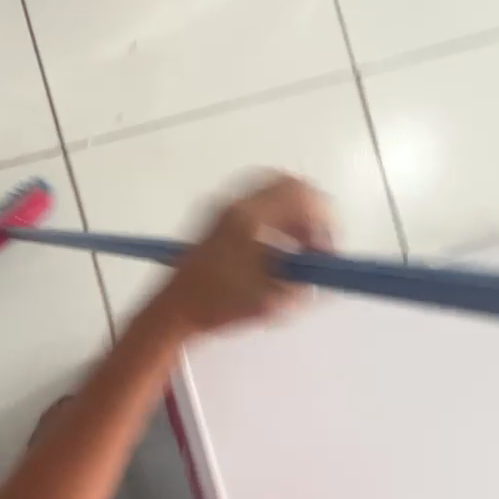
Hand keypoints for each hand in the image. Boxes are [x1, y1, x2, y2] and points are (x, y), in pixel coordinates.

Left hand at [153, 172, 335, 335]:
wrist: (171, 312)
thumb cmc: (213, 305)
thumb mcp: (269, 300)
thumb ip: (304, 285)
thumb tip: (324, 275)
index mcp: (249, 217)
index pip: (300, 194)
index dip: (324, 218)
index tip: (326, 246)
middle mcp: (234, 206)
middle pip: (286, 186)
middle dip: (309, 212)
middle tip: (316, 242)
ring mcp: (221, 212)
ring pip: (270, 195)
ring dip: (291, 216)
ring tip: (297, 249)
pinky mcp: (214, 224)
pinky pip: (254, 208)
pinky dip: (273, 221)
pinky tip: (274, 252)